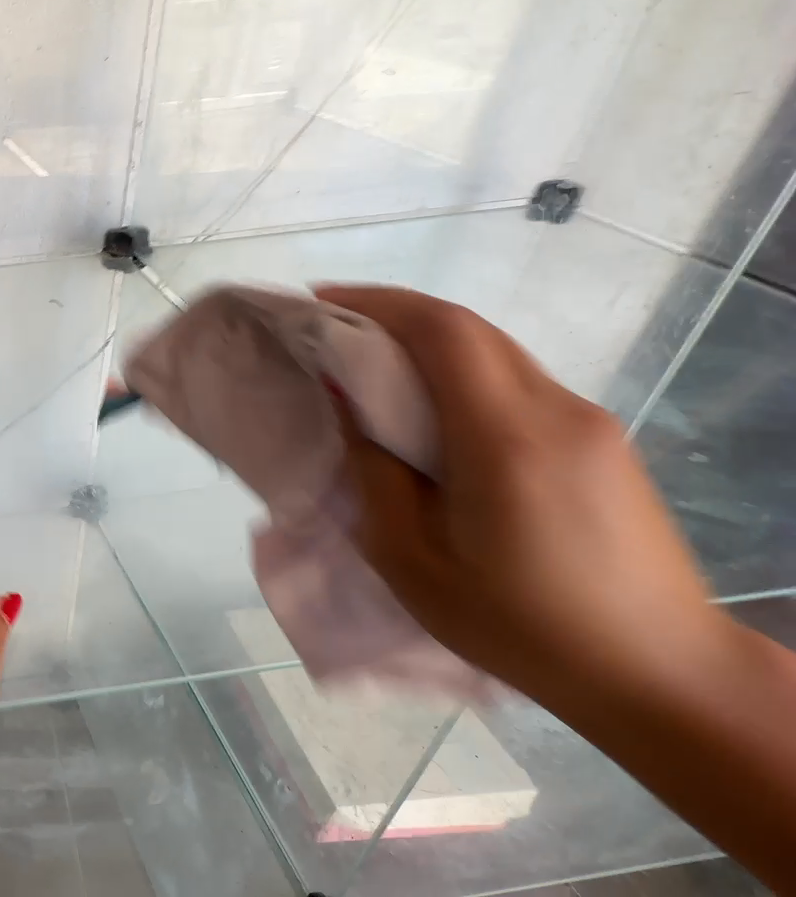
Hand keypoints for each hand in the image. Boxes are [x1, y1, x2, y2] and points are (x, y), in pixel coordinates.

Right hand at [315, 285, 726, 704]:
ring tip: (366, 370)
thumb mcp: (409, 556)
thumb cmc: (517, 624)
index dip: (376, 304)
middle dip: (393, 316)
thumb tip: (345, 397)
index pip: (442, 332)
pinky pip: (515, 384)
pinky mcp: (600, 443)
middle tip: (330, 331)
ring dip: (425, 346)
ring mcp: (589, 424)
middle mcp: (558, 412)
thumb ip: (373, 468)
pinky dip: (458, 376)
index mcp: (506, 439)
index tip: (318, 305)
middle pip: (469, 332)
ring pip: (494, 354)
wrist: (660, 673)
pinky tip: (426, 412)